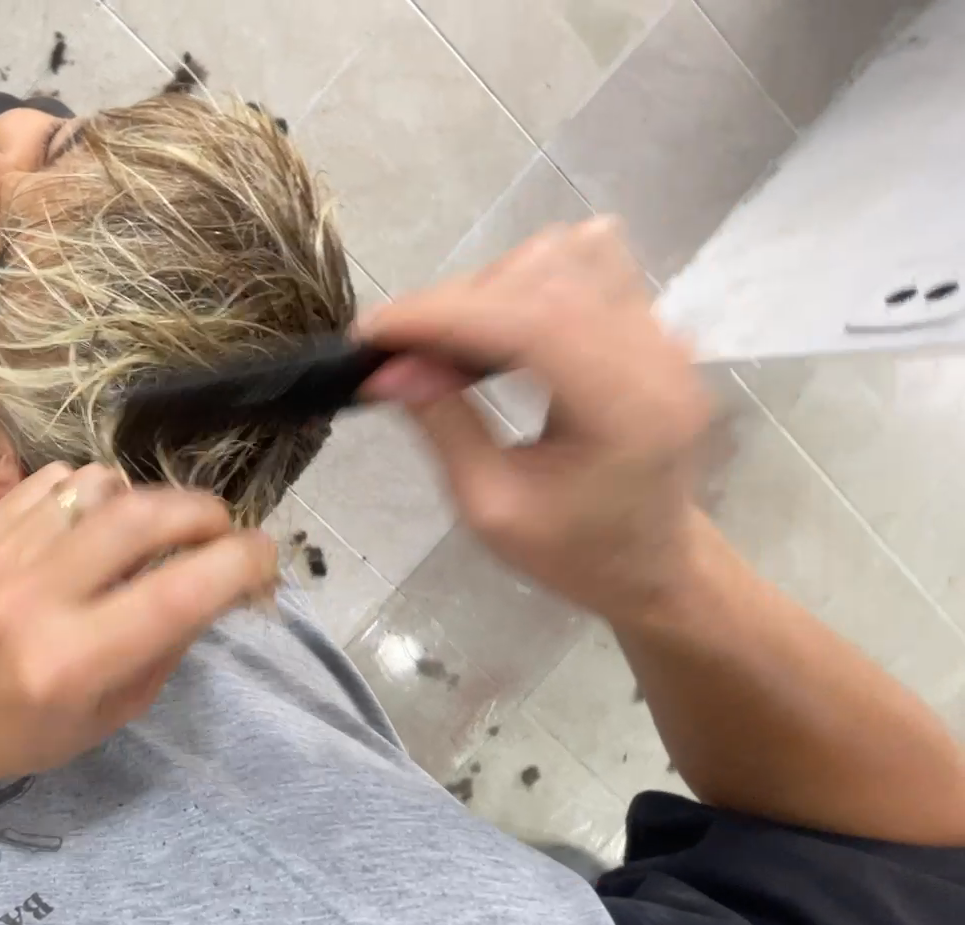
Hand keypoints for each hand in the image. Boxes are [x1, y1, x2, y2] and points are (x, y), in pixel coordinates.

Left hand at [0, 463, 276, 794]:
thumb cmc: (41, 728)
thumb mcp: (122, 708)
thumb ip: (173, 638)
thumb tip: (224, 573)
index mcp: (71, 663)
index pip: (175, 594)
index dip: (238, 563)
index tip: (263, 555)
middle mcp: (32, 600)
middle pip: (138, 517)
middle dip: (200, 512)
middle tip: (218, 529)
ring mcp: (0, 557)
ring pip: (98, 484)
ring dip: (142, 500)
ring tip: (145, 533)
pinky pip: (57, 479)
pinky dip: (92, 493)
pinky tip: (91, 527)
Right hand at [358, 218, 712, 622]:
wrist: (650, 562)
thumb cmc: (568, 550)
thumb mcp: (488, 506)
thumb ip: (443, 426)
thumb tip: (383, 371)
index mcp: (625, 408)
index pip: (529, 323)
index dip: (440, 315)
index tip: (369, 331)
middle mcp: (655, 351)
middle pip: (543, 275)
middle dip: (452, 303)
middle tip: (395, 351)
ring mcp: (660, 330)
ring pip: (562, 256)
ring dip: (486, 288)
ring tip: (442, 342)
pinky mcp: (647, 324)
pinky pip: (580, 267)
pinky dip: (517, 285)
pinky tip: (487, 327)